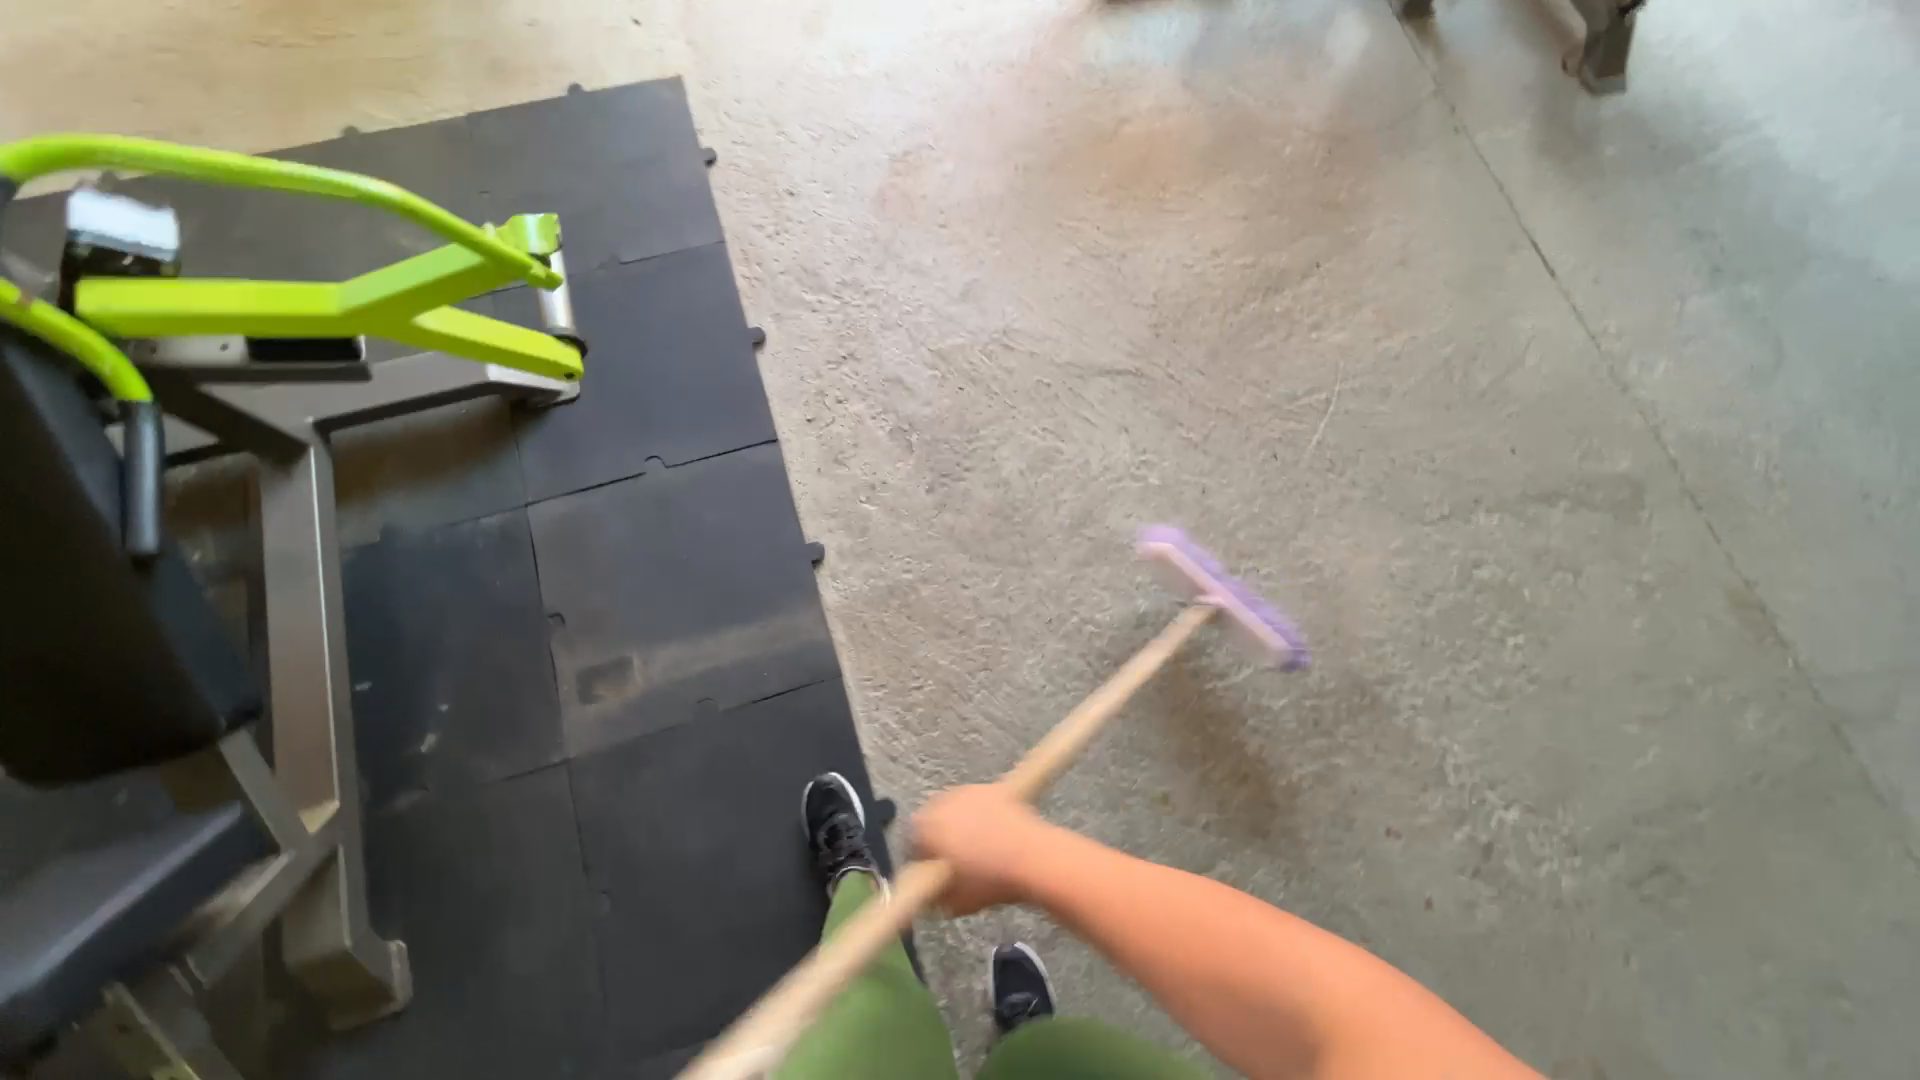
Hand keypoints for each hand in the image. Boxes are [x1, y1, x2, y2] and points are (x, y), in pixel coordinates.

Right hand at [911, 784, 1056, 915]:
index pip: (911, 844)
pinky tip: (993, 832)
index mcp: (924, 829)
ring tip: (976, 846)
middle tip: (953, 859)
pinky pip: (977, 801)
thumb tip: (932, 897)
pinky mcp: (990, 786)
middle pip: (930, 821)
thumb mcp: (954, 904)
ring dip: (959, 823)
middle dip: (938, 837)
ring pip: (953, 808)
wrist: (1032, 858)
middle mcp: (939, 803)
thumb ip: (934, 898)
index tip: (931, 873)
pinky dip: (981, 813)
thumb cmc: (991, 880)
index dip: (921, 861)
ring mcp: (966, 791)